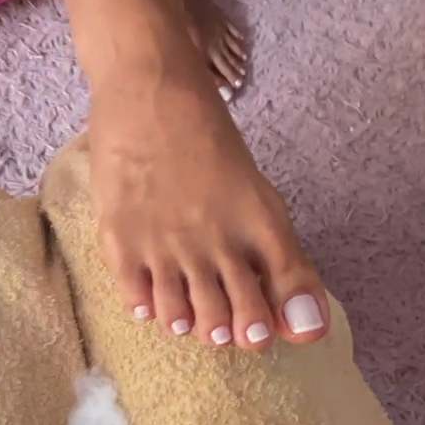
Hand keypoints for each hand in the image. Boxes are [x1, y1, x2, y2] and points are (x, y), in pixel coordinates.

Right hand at [86, 47, 329, 351]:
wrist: (149, 91)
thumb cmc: (207, 137)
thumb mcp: (256, 191)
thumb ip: (277, 256)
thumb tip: (302, 322)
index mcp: (258, 223)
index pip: (284, 293)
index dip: (279, 323)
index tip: (266, 333)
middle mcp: (215, 241)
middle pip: (231, 317)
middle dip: (232, 332)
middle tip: (224, 328)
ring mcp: (166, 244)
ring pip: (182, 317)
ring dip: (190, 323)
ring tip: (189, 317)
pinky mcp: (122, 240)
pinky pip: (137, 299)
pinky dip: (148, 308)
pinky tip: (152, 298)